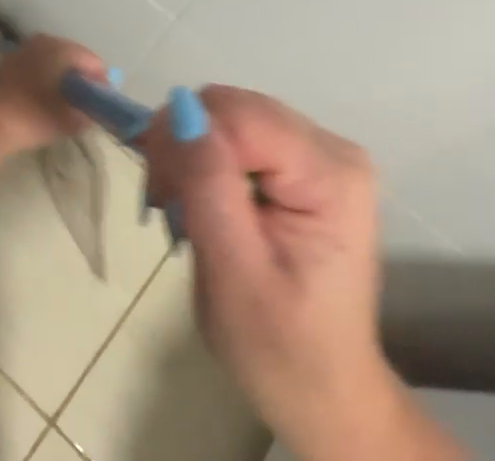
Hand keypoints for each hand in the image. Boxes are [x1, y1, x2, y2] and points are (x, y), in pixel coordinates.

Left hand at [0, 34, 102, 152]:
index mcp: (62, 49)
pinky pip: (33, 64)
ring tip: (63, 97)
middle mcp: (43, 41)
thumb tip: (93, 111)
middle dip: (80, 74)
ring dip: (60, 73)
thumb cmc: (35, 117)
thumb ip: (89, 113)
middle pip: (72, 55)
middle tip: (85, 98)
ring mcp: (22, 49)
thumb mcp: (71, 122)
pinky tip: (41, 94)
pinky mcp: (6, 61)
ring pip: (51, 58)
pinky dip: (41, 75)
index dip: (100, 80)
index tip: (102, 99)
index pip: (92, 61)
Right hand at [140, 86, 462, 460]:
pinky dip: (208, 162)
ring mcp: (322, 155)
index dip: (183, 137)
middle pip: (234, 108)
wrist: (320, 387)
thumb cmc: (276, 345)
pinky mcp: (305, 165)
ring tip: (186, 213)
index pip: (239, 115)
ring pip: (230, 117)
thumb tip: (180, 108)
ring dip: (192, 155)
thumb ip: (208, 184)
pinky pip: (240, 136)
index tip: (160, 195)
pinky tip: (206, 204)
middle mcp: (334, 150)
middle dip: (185, 145)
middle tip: (168, 206)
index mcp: (330, 176)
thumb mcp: (232, 271)